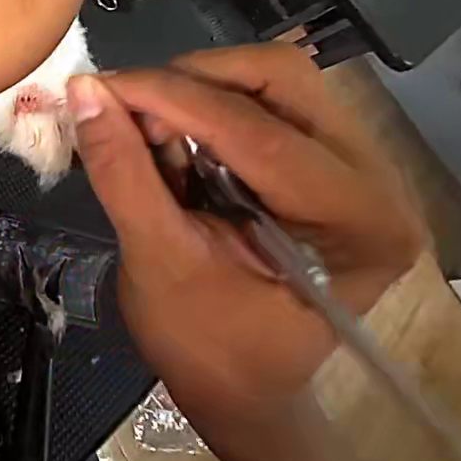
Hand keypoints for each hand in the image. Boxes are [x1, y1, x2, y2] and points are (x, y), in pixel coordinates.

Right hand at [67, 45, 425, 451]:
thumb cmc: (207, 346)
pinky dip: (205, 103)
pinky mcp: (324, 154)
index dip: (171, 99)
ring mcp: (356, 160)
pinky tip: (174, 136)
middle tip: (128, 109)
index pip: (259, 133)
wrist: (241, 382)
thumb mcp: (157, 262)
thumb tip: (84, 91)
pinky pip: (264, 97)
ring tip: (148, 128)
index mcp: (358, 225)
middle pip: (281, 79)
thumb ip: (123, 172)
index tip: (99, 85)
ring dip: (196, 89)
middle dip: (191, 82)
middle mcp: (376, 179)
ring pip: (271, 78)